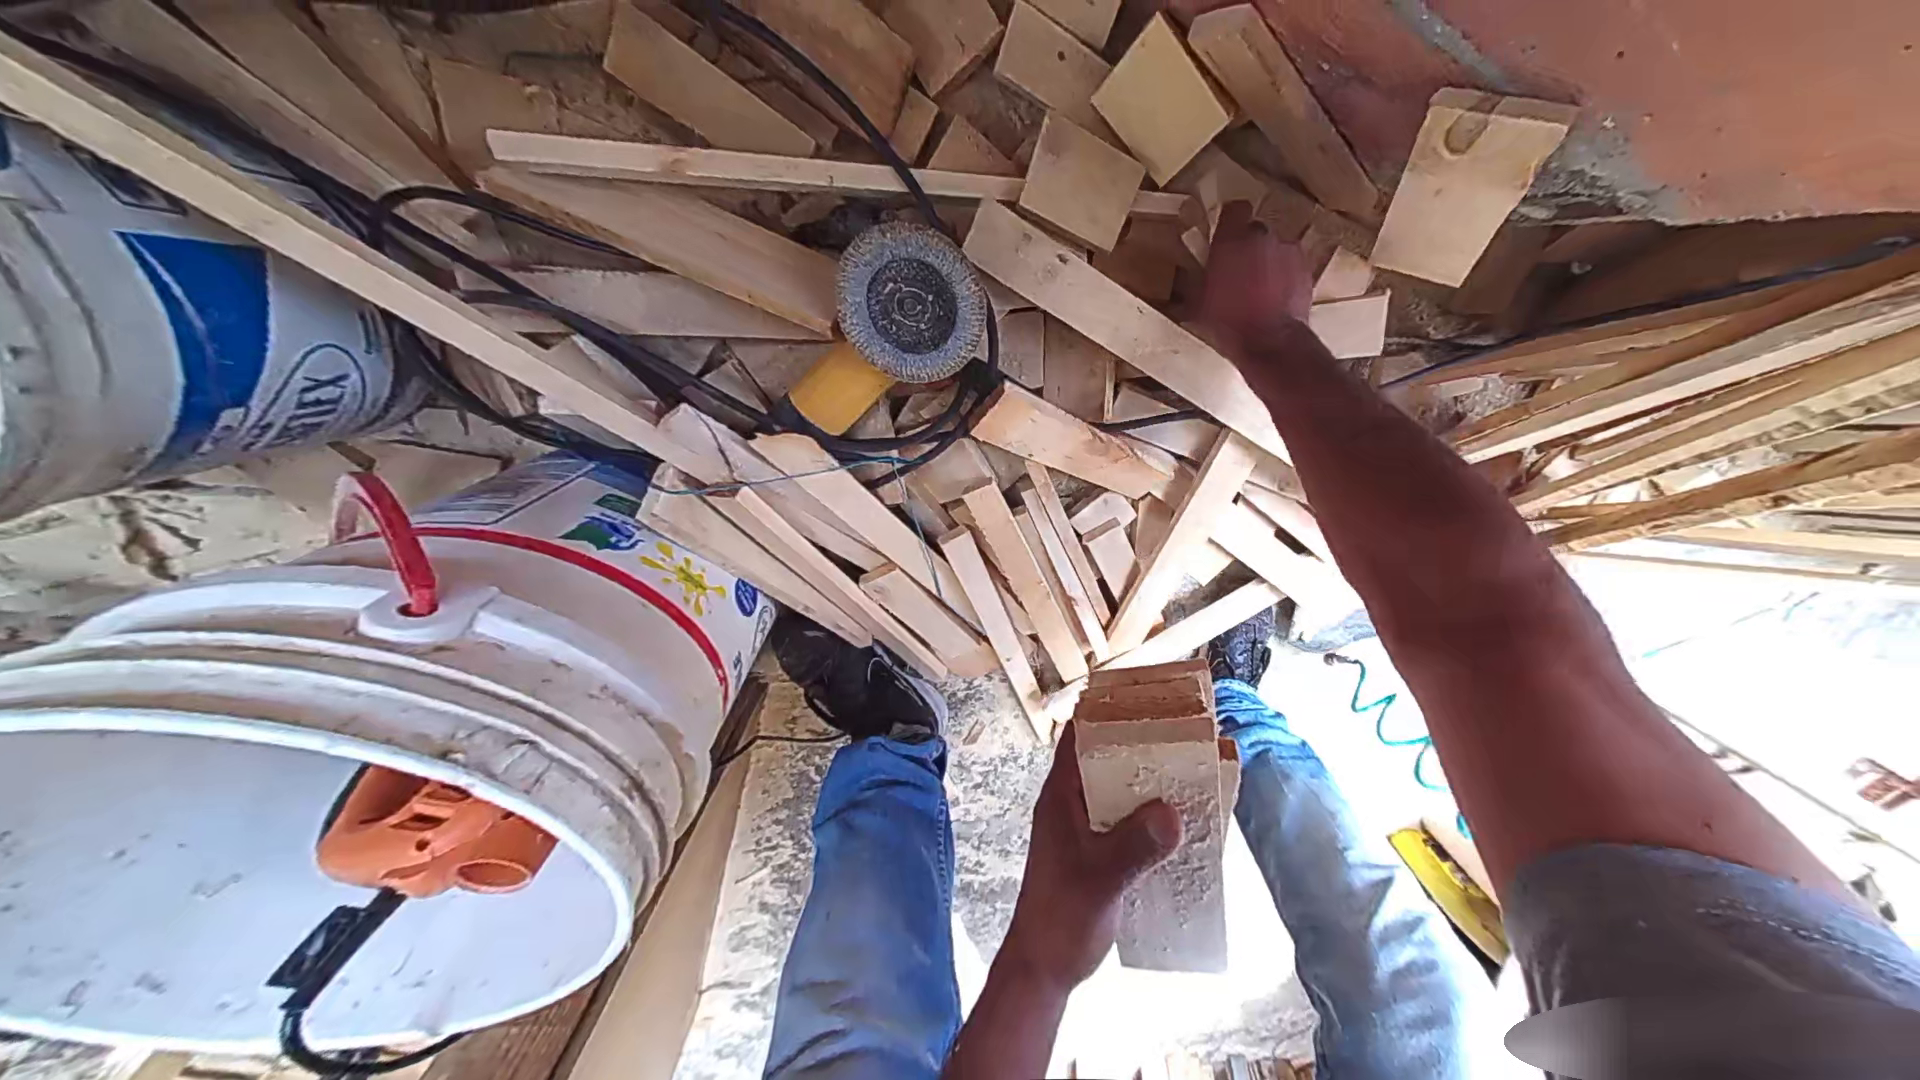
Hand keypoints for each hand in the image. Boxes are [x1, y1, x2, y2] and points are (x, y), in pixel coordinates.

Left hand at [998, 723, 1181, 989]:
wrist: (1044, 965)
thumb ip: (1133, 847)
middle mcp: (1070, 803)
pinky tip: (1178, 819)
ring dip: (1145, 778)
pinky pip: (1125, 817)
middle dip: (1137, 743)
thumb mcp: (1100, 879)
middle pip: (1103, 758)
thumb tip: (1173, 811)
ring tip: (1187, 768)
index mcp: (1060, 795)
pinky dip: (1147, 812)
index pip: (1078, 737)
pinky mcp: (1097, 850)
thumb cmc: (1061, 916)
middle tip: (1179, 731)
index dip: (1105, 712)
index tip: (1143, 698)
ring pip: (1116, 788)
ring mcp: (1083, 827)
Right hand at [1193, 201, 1313, 357]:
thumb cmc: (1228, 323)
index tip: (1224, 233)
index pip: (1234, 209)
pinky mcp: (1306, 268)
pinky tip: (1272, 298)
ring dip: (1265, 261)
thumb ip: (1195, 280)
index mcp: (1231, 241)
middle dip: (1246, 246)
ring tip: (1255, 289)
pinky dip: (1283, 276)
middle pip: (1254, 230)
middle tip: (1235, 270)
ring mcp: (1288, 251)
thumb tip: (1188, 276)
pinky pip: (1290, 265)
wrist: (1270, 342)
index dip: (1229, 220)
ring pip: (1273, 248)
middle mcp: (1261, 237)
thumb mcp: (1197, 305)